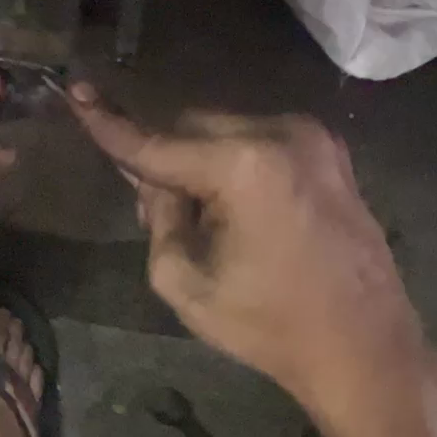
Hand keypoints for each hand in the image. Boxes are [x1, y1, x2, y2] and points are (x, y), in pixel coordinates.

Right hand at [68, 83, 428, 406]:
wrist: (362, 346)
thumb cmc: (266, 324)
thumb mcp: (182, 281)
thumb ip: (158, 218)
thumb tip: (159, 182)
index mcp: (243, 166)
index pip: (155, 143)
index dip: (108, 124)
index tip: (74, 90)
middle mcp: (282, 134)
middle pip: (191, 126)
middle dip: (164, 160)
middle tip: (157, 215)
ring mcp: (314, 140)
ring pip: (224, 131)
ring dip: (198, 164)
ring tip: (205, 224)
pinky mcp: (331, 154)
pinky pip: (258, 142)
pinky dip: (232, 165)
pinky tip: (237, 214)